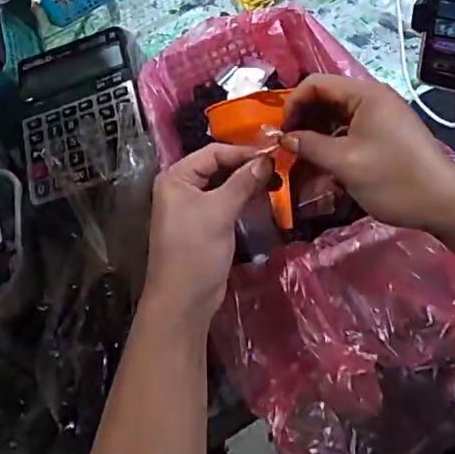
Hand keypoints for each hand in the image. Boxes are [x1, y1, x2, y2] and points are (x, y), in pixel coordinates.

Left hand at [145, 143, 270, 327]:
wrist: (183, 301)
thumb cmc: (195, 250)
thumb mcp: (220, 212)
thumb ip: (243, 182)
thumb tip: (267, 159)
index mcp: (175, 177)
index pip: (212, 153)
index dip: (242, 152)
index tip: (273, 155)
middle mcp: (181, 187)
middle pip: (218, 167)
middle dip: (246, 167)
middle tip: (278, 167)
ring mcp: (192, 206)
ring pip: (223, 185)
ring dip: (247, 182)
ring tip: (276, 181)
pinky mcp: (204, 224)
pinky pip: (225, 202)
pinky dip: (243, 198)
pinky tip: (264, 196)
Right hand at [282, 74, 454, 233]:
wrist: (445, 203)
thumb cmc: (394, 178)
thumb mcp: (345, 163)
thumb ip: (310, 145)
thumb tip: (283, 138)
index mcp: (365, 94)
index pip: (316, 84)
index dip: (293, 104)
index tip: (281, 132)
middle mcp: (373, 98)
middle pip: (326, 98)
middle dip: (303, 119)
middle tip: (288, 147)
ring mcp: (381, 116)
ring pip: (336, 116)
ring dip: (316, 133)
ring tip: (302, 158)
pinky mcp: (386, 134)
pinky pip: (350, 130)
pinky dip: (333, 142)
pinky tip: (324, 163)